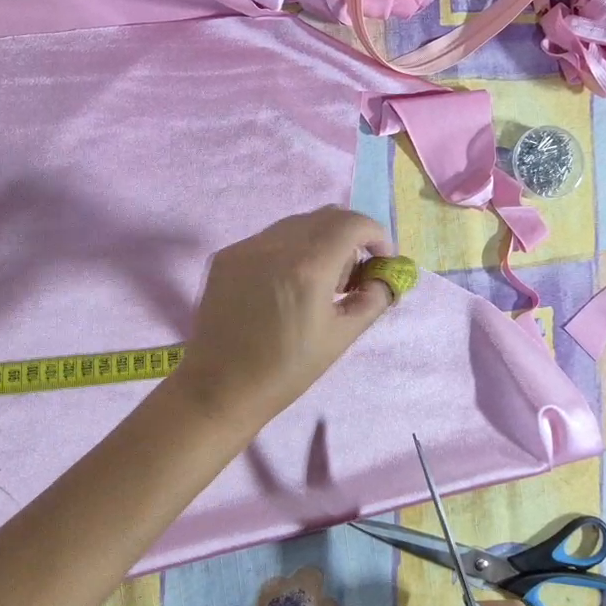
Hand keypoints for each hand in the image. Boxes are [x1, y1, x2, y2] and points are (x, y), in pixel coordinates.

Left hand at [169, 207, 395, 426]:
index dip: (376, 235)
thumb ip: (372, 299)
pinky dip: (290, 250)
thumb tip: (386, 277)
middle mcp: (276, 245)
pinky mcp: (226, 256)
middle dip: (351, 237)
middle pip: (327, 217)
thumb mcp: (341, 337)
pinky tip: (286, 287)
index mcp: (308, 267)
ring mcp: (247, 247)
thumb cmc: (287, 370)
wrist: (219, 388)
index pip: (353, 224)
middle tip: (352, 276)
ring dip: (320, 241)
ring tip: (319, 282)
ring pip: (297, 224)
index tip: (382, 259)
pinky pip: (270, 238)